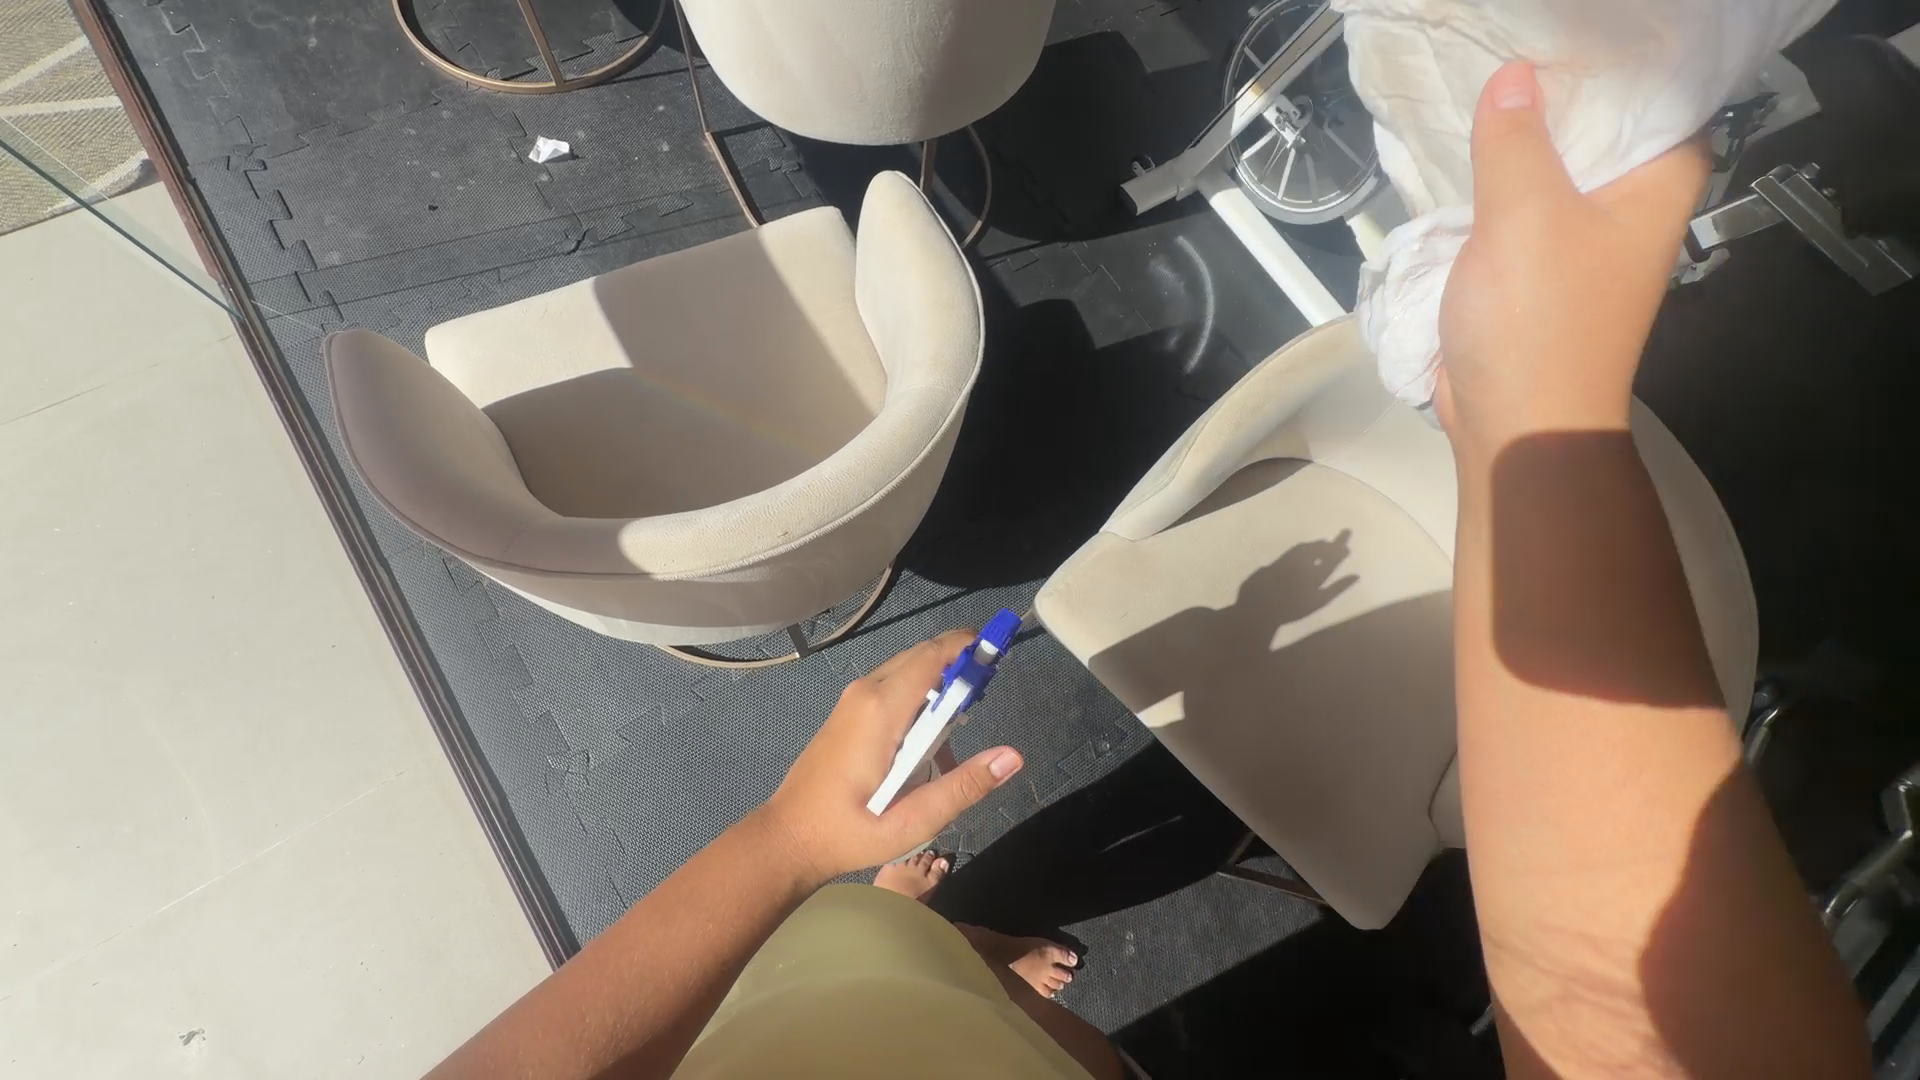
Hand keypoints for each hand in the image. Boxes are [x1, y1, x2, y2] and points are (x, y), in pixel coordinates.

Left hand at [750, 631, 1024, 881]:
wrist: (787, 838)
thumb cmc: (849, 832)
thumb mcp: (912, 821)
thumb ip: (963, 786)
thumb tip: (1012, 756)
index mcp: (881, 710)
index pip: (932, 656)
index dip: (968, 646)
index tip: (999, 649)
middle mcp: (866, 692)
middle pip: (922, 657)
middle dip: (959, 664)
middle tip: (988, 690)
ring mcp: (853, 699)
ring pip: (907, 670)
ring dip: (940, 683)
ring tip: (962, 721)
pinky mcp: (848, 711)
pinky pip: (893, 687)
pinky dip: (920, 697)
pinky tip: (929, 740)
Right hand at [1436, 62, 1708, 459]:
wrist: (1517, 421)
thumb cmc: (1536, 319)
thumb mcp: (1523, 217)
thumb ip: (1514, 143)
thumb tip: (1510, 76)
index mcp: (1658, 180)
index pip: (1642, 94)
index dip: (1592, 68)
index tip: (1538, 48)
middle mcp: (1627, 207)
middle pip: (1586, 136)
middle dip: (1535, 113)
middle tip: (1484, 79)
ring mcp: (1578, 247)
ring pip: (1539, 182)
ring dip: (1500, 165)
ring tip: (1462, 124)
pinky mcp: (1533, 280)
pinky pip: (1509, 225)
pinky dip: (1482, 208)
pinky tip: (1452, 188)